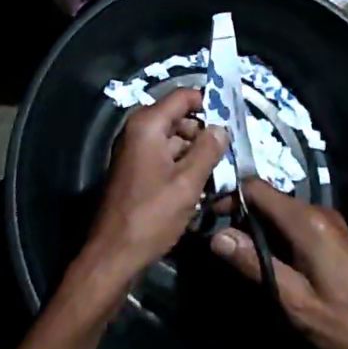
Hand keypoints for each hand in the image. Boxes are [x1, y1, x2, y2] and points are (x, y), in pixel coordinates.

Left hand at [86, 88, 228, 280]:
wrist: (114, 252)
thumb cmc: (151, 215)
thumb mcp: (187, 183)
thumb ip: (207, 150)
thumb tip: (221, 128)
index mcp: (147, 124)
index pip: (183, 96)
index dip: (209, 102)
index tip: (234, 117)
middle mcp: (137, 130)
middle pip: (179, 118)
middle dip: (205, 133)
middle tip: (231, 153)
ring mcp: (134, 150)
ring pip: (173, 140)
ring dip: (196, 154)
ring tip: (221, 174)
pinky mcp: (135, 169)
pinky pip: (164, 157)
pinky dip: (182, 166)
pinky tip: (201, 186)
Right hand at [210, 179, 347, 348]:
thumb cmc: (344, 326)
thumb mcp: (294, 300)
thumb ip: (254, 264)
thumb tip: (215, 237)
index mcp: (307, 222)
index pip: (257, 188)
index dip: (229, 196)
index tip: (209, 217)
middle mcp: (318, 212)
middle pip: (267, 197)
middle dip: (240, 212)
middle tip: (217, 238)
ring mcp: (328, 222)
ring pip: (279, 209)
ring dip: (256, 224)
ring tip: (235, 250)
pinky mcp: (332, 235)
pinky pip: (293, 221)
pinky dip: (273, 231)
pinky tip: (265, 256)